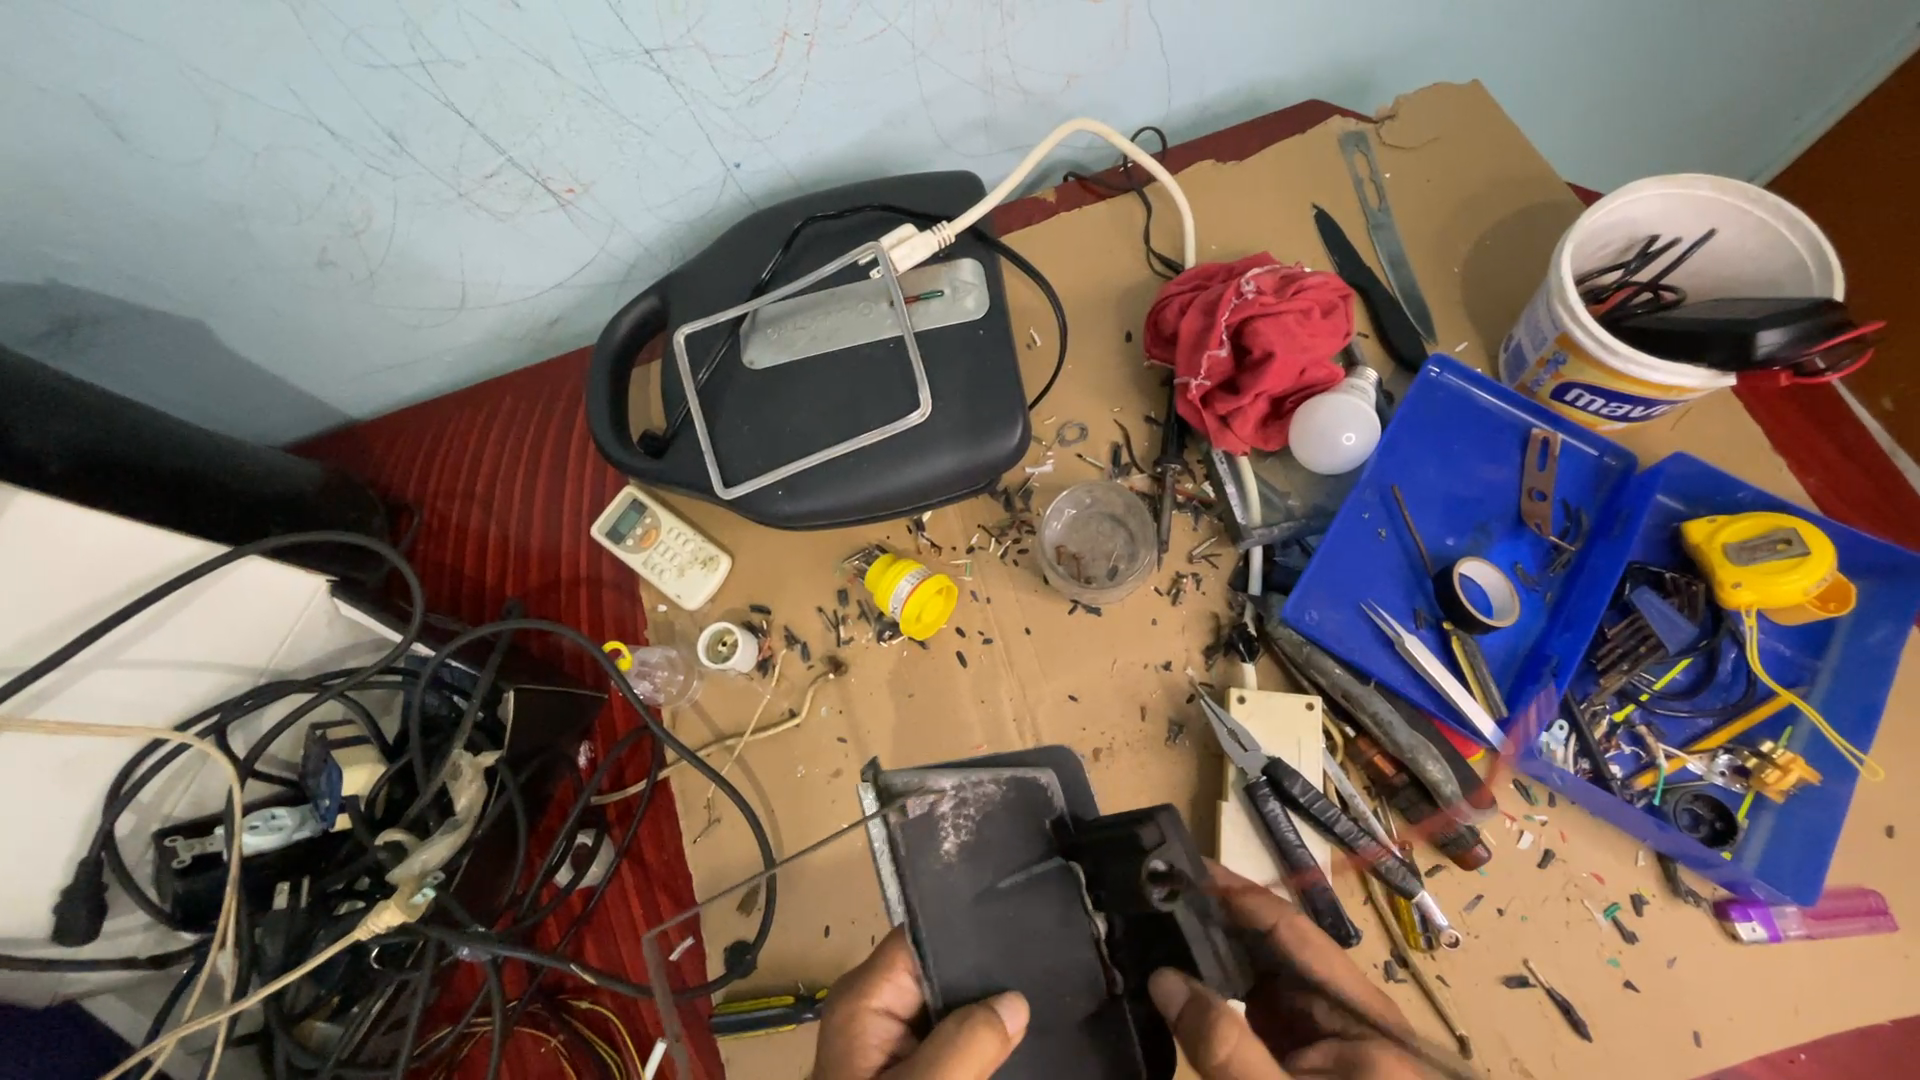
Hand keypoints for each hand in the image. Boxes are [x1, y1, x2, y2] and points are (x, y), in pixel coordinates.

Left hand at [814, 927, 1029, 1078]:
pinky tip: (1012, 1040)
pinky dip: (977, 1046)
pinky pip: (949, 1042)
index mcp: (867, 997)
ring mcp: (893, 1041)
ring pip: (951, 1009)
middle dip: (985, 977)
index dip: (966, 932)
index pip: (920, 938)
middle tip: (1039, 973)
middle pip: (939, 971)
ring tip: (1037, 1000)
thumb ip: (968, 1043)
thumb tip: (1014, 1001)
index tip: (1017, 931)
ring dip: (986, 1015)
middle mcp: (878, 1008)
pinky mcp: (910, 1069)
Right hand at [1147, 863, 1425, 1078]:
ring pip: (1268, 976)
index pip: (1290, 931)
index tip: (1181, 867)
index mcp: (1361, 1016)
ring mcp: (1330, 1038)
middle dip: (1220, 917)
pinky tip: (1187, 981)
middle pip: (1279, 946)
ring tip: (1163, 925)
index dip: (1235, 894)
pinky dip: (1226, 991)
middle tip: (1159, 892)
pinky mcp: (1313, 1059)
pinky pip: (1265, 1009)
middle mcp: (1348, 1014)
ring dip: (1219, 952)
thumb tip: (1163, 978)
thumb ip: (1223, 1044)